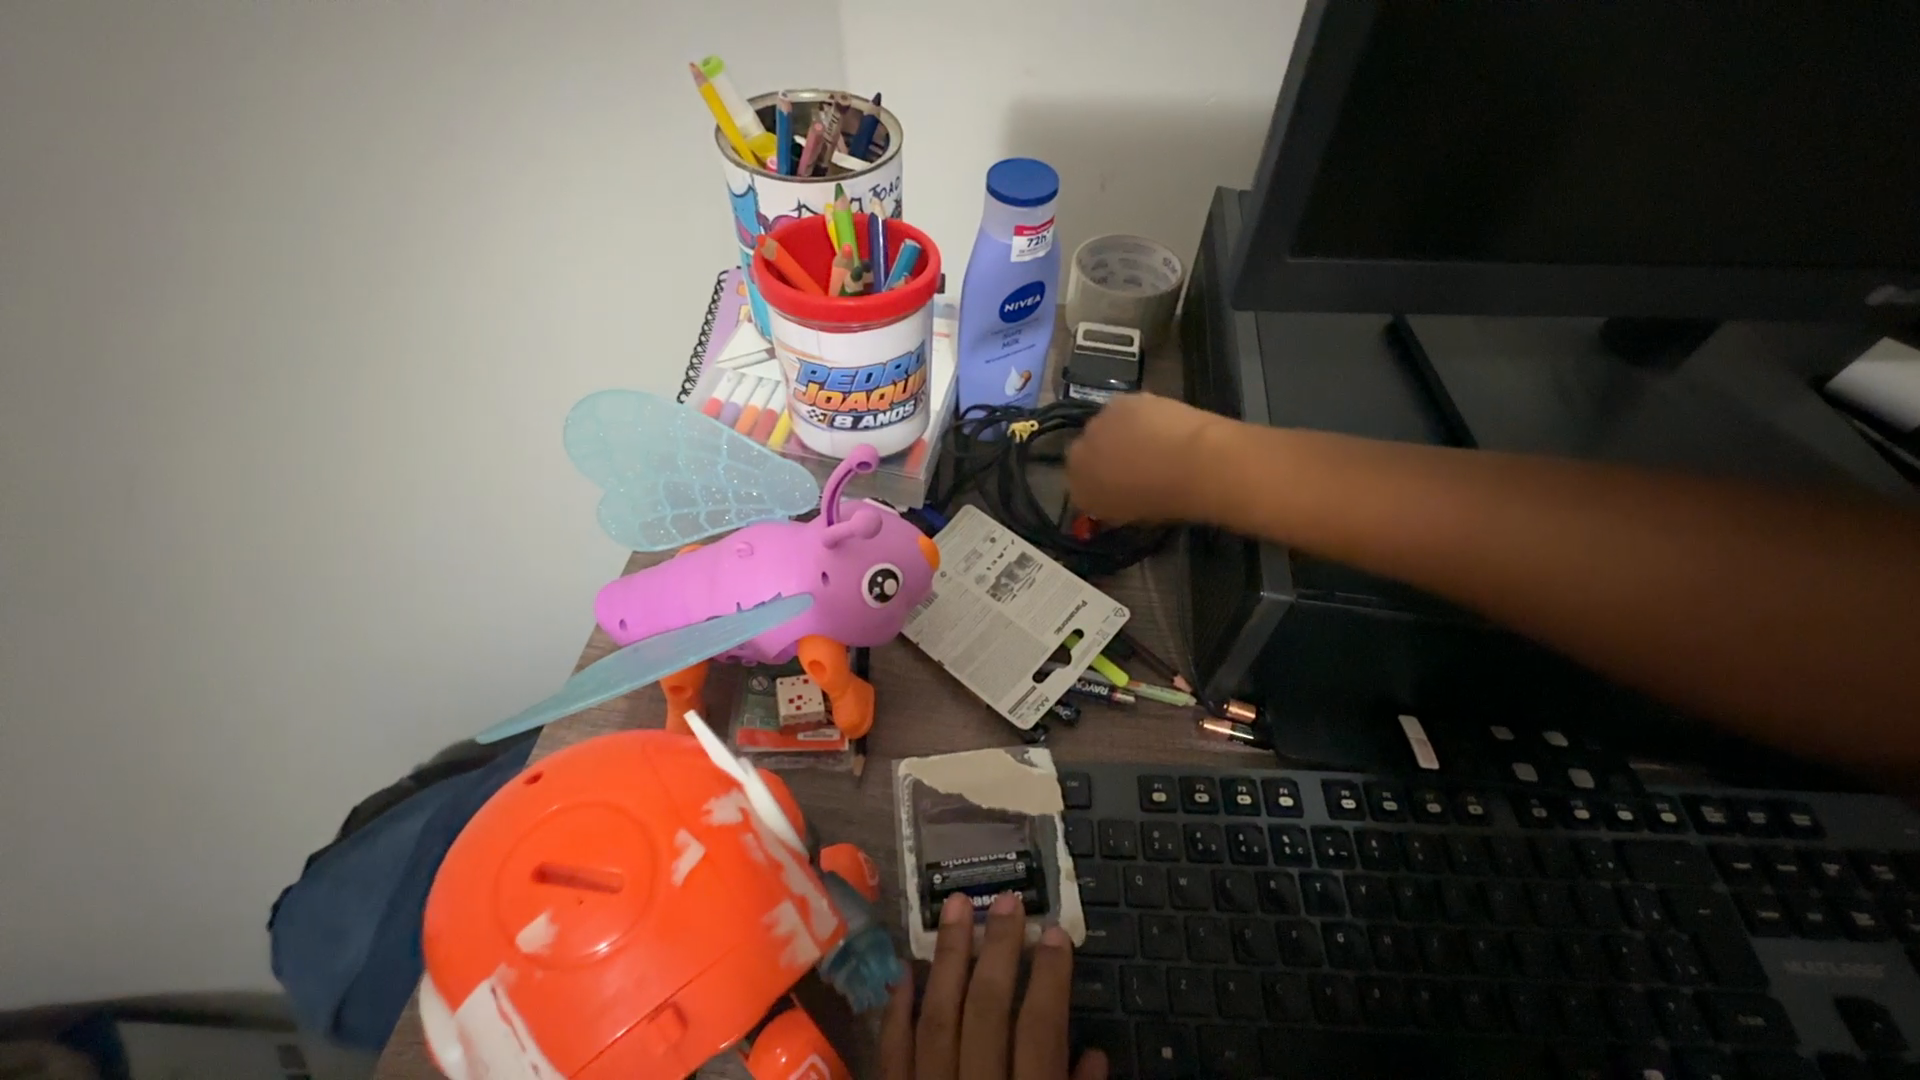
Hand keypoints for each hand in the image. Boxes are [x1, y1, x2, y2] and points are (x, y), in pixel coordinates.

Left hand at [881, 892, 1107, 1079]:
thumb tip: (1094, 1056)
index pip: (1040, 1032)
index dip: (1050, 980)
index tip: (1056, 933)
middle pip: (985, 1011)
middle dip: (998, 950)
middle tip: (1008, 900)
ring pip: (937, 1018)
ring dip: (949, 958)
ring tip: (958, 907)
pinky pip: (892, 1053)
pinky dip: (897, 1012)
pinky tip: (905, 970)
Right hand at [1066, 393, 1228, 523]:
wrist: (1191, 463)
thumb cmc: (1164, 500)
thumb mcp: (1133, 515)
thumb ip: (1115, 503)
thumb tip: (1116, 495)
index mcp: (1079, 490)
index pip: (1080, 486)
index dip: (1099, 484)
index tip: (1118, 486)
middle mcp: (1077, 456)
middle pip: (1087, 452)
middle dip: (1104, 455)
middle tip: (1133, 463)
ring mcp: (1096, 425)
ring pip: (1103, 428)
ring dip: (1118, 433)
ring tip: (1149, 441)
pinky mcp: (1119, 402)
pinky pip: (1123, 412)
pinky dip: (1136, 417)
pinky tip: (1159, 423)